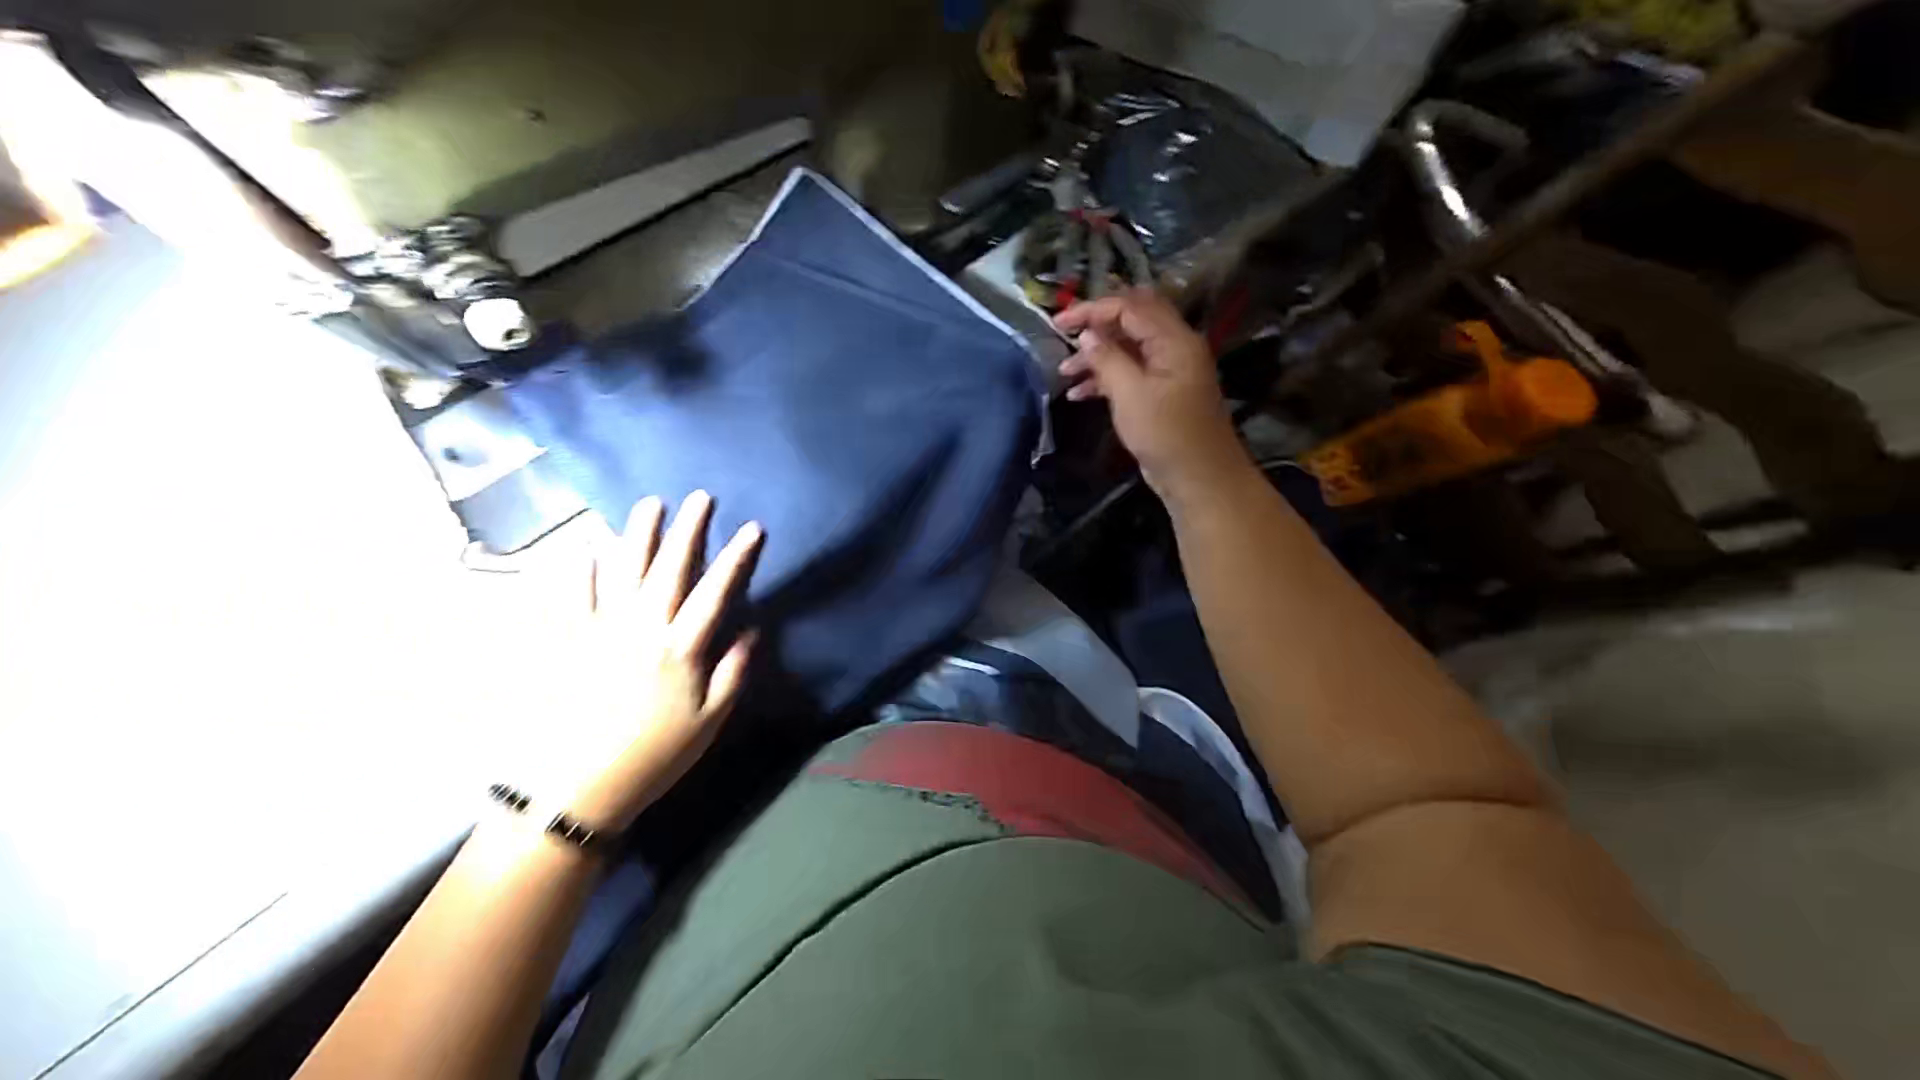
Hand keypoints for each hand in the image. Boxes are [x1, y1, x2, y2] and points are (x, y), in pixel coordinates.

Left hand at [554, 491, 761, 833]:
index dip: (736, 558)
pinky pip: (572, 595)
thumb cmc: (654, 756)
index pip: (716, 591)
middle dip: (689, 530)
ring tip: (651, 505)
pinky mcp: (566, 642)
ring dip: (639, 534)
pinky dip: (579, 568)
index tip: (752, 529)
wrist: (576, 788)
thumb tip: (752, 630)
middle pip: (670, 568)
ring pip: (623, 570)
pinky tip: (586, 547)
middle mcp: (643, 628)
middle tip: (701, 498)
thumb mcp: (709, 721)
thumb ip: (733, 672)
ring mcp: (600, 630)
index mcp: (682, 648)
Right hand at [1054, 289, 1248, 499]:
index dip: (1092, 309)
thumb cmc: (1166, 434)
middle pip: (1131, 321)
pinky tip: (1079, 393)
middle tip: (1062, 335)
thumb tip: (1087, 335)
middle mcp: (1174, 346)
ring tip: (1065, 372)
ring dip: (1096, 355)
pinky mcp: (1162, 391)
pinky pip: (1131, 372)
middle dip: (1095, 326)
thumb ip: (1107, 359)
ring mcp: (1169, 369)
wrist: (1199, 477)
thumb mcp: (1130, 394)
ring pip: (1128, 348)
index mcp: (1174, 340)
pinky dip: (1106, 377)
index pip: (1130, 306)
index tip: (1059, 323)